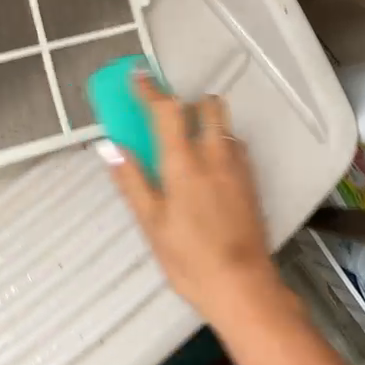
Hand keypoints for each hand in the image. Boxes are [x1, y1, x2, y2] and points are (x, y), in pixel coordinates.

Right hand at [98, 69, 280, 317]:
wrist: (244, 287)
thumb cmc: (189, 258)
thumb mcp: (151, 223)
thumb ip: (132, 181)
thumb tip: (111, 149)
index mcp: (184, 163)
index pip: (167, 110)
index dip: (151, 90)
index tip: (138, 77)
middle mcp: (215, 155)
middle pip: (208, 106)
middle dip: (189, 102)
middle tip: (169, 117)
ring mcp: (239, 168)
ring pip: (225, 126)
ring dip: (207, 123)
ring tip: (188, 146)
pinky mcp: (253, 183)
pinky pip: (236, 148)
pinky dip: (221, 145)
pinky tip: (210, 171)